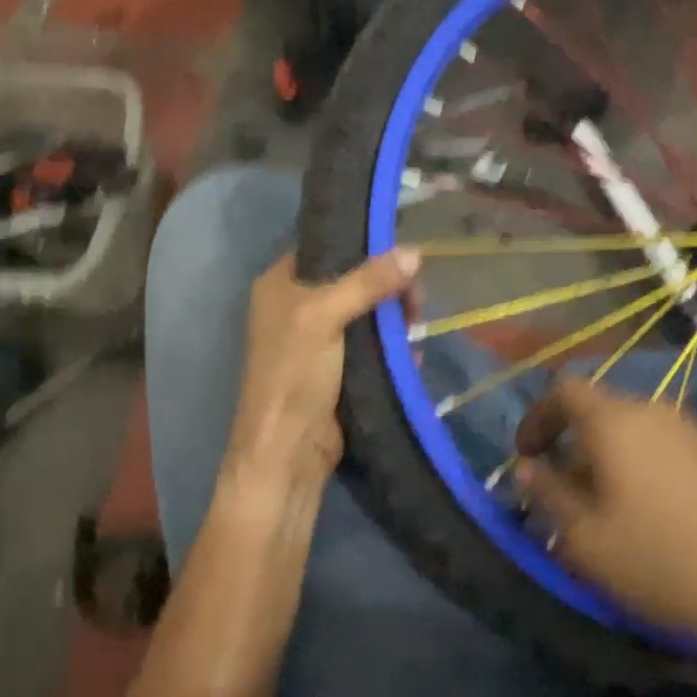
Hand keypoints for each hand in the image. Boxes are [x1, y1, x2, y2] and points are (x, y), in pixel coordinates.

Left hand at [231, 250, 419, 481]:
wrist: (287, 452)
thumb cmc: (294, 373)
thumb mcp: (325, 316)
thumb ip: (368, 282)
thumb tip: (415, 252)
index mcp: (279, 284)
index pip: (324, 246)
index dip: (361, 244)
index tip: (400, 249)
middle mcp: (295, 306)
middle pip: (352, 281)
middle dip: (386, 287)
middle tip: (415, 300)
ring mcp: (317, 340)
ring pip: (365, 314)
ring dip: (393, 318)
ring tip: (417, 327)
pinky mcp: (337, 370)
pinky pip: (371, 347)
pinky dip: (391, 347)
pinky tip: (412, 353)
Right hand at [514, 378, 696, 639]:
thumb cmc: (658, 559)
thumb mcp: (586, 537)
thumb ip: (547, 494)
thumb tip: (524, 468)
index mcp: (614, 420)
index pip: (563, 390)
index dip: (537, 417)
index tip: (525, 455)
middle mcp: (652, 410)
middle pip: (598, 408)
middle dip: (571, 441)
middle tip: (559, 488)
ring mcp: (689, 429)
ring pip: (630, 427)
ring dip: (604, 454)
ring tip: (599, 505)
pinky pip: (659, 443)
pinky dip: (636, 462)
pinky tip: (643, 510)